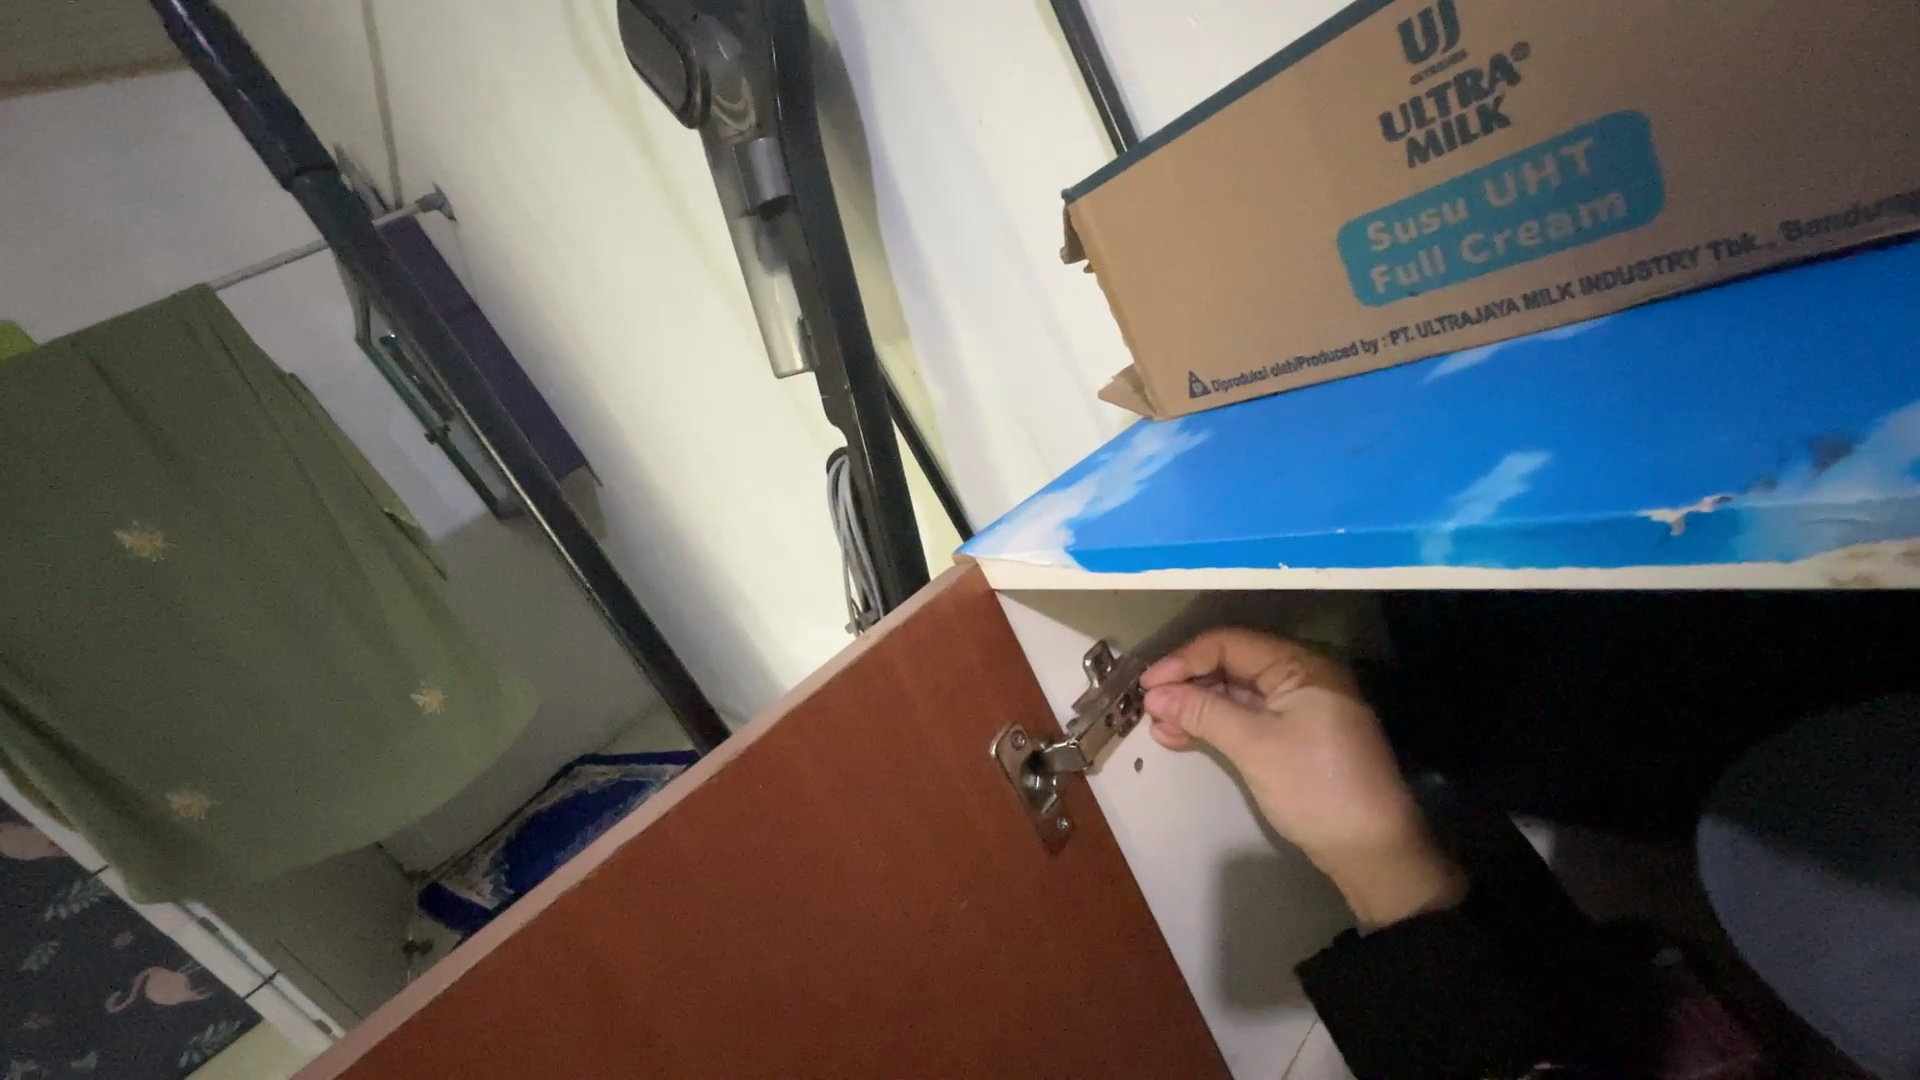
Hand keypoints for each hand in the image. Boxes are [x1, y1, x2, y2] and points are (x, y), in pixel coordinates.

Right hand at [1141, 628, 1465, 928]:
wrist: (1372, 853)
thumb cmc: (1316, 789)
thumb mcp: (1254, 745)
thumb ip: (1202, 712)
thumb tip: (1154, 694)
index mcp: (1300, 667)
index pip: (1230, 644)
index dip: (1184, 660)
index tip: (1148, 686)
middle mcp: (1299, 677)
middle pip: (1229, 665)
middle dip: (1187, 685)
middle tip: (1150, 708)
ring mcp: (1296, 707)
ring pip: (1232, 693)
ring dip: (1194, 706)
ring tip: (1159, 727)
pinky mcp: (1291, 734)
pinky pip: (1244, 716)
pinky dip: (1212, 724)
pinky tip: (1179, 737)